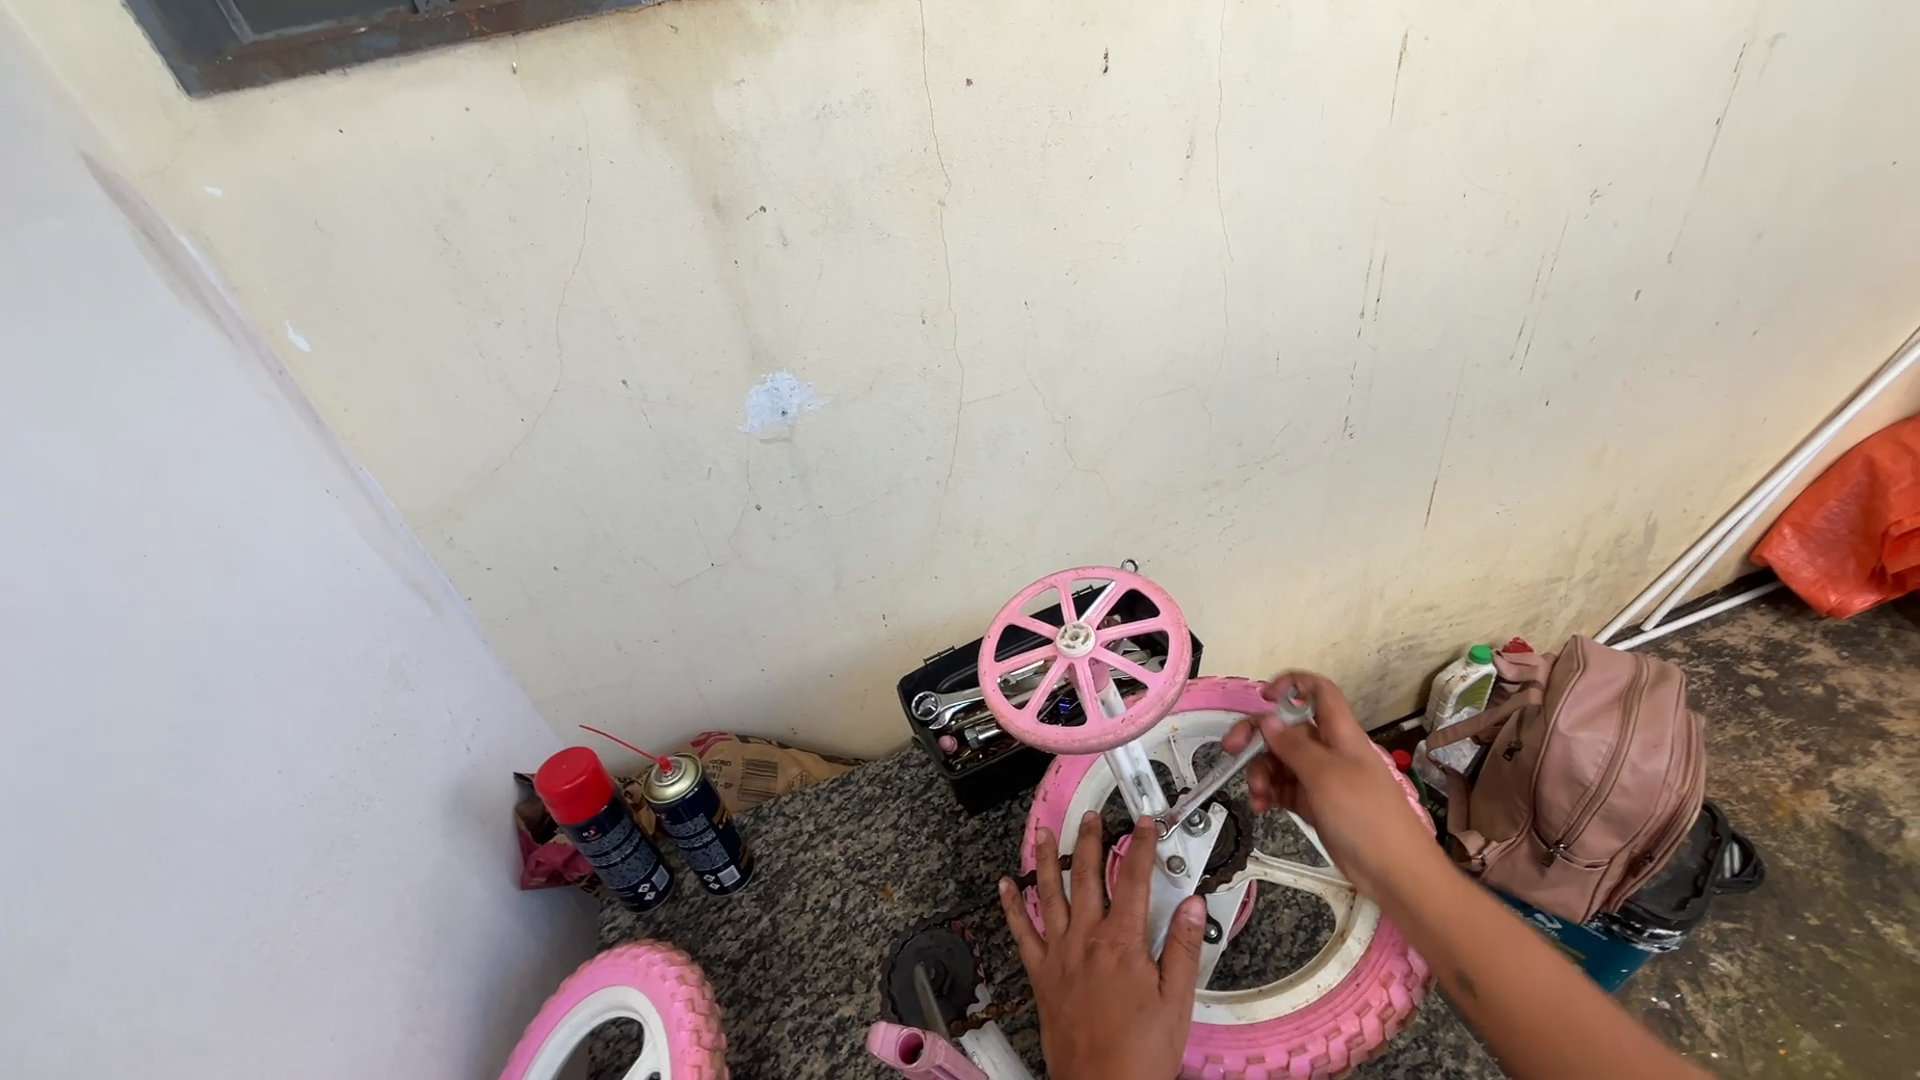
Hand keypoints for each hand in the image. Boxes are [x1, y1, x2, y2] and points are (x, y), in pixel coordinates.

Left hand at [998, 812, 1206, 1079]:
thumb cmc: (1141, 1052)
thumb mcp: (1176, 1002)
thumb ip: (1182, 949)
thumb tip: (1193, 905)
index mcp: (1122, 942)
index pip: (1134, 880)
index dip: (1141, 847)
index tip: (1145, 824)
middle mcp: (1087, 939)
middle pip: (1087, 876)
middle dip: (1090, 841)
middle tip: (1092, 816)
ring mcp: (1060, 953)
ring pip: (1049, 893)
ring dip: (1045, 859)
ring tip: (1042, 832)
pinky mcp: (1041, 973)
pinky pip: (1022, 932)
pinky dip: (1012, 906)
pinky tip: (1005, 885)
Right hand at [1220, 670, 1441, 899]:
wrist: (1394, 872)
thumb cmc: (1365, 815)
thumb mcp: (1324, 775)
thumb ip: (1292, 745)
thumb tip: (1267, 718)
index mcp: (1339, 733)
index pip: (1318, 692)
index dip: (1292, 685)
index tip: (1264, 697)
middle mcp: (1328, 750)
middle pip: (1286, 728)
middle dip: (1257, 735)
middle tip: (1231, 749)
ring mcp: (1320, 778)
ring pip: (1278, 760)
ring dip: (1260, 772)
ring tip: (1257, 795)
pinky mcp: (1313, 803)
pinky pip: (1281, 787)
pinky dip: (1267, 793)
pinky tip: (1261, 806)